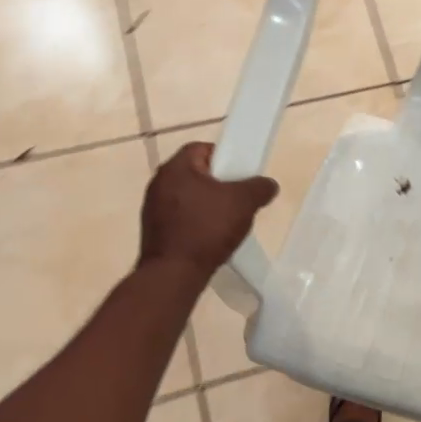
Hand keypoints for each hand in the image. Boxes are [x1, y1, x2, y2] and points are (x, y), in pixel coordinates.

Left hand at [138, 143, 279, 275]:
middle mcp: (159, 182)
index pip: (203, 148)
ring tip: (227, 221)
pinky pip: (180, 217)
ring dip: (207, 205)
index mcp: (177, 167)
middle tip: (239, 198)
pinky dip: (196, 222)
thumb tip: (268, 185)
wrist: (174, 273)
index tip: (241, 174)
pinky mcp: (153, 230)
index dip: (226, 157)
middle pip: (196, 173)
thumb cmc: (207, 228)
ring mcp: (152, 207)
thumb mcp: (244, 202)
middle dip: (219, 184)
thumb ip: (259, 187)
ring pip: (188, 196)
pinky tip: (211, 238)